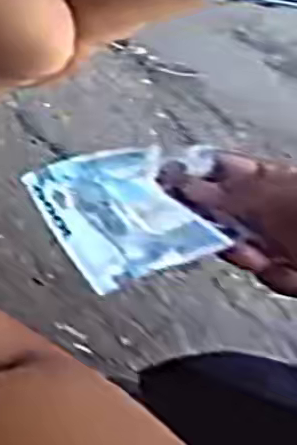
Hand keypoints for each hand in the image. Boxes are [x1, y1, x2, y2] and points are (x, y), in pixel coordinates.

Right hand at [160, 152, 296, 295]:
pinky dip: (275, 276)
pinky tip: (288, 274)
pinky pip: (271, 274)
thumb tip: (169, 181)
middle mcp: (279, 205)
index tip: (161, 186)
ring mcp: (294, 241)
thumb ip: (214, 187)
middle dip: (213, 225)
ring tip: (262, 258)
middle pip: (220, 210)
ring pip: (242, 245)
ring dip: (242, 254)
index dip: (183, 175)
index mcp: (272, 177)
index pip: (211, 167)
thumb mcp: (266, 196)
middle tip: (217, 231)